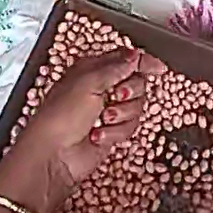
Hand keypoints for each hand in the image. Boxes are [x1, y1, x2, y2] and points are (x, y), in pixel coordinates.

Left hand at [0, 49, 166, 212]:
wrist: (53, 155)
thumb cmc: (62, 116)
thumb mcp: (89, 83)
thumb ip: (116, 67)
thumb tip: (136, 56)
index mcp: (93, 69)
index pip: (126, 58)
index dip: (143, 62)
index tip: (159, 68)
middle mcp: (102, 87)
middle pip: (137, 82)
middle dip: (131, 91)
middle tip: (117, 97)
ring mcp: (108, 110)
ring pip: (137, 105)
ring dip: (122, 114)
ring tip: (104, 119)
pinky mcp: (113, 130)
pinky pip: (131, 126)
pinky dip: (116, 131)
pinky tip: (99, 135)